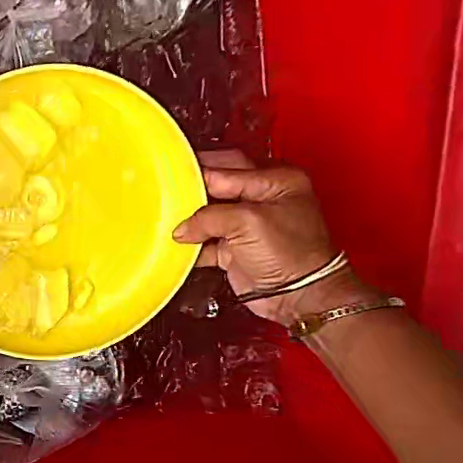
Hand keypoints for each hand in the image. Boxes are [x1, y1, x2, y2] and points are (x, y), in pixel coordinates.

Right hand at [172, 149, 380, 324]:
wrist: (298, 294)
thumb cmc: (292, 254)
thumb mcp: (248, 222)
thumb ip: (208, 217)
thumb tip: (181, 226)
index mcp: (275, 181)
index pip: (226, 168)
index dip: (197, 172)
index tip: (169, 174)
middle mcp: (261, 198)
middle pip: (215, 187)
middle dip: (191, 190)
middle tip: (165, 190)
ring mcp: (247, 223)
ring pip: (206, 213)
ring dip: (187, 217)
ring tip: (165, 216)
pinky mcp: (234, 247)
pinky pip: (203, 239)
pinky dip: (189, 243)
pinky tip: (175, 243)